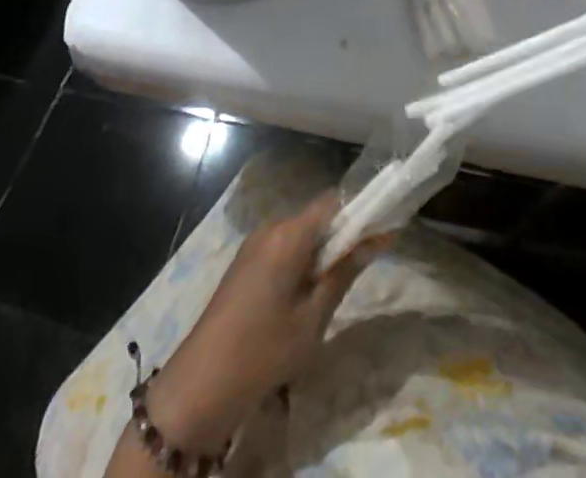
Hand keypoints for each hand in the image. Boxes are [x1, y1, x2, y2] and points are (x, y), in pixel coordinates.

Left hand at [142, 195, 388, 453]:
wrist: (202, 383)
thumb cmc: (265, 349)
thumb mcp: (314, 315)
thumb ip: (345, 270)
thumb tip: (379, 236)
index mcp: (288, 234)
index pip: (334, 202)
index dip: (361, 211)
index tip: (383, 231)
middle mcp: (270, 228)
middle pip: (317, 216)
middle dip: (344, 234)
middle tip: (364, 266)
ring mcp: (254, 245)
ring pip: (301, 233)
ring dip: (323, 250)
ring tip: (338, 285)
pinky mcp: (245, 263)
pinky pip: (284, 247)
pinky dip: (303, 260)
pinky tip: (309, 293)